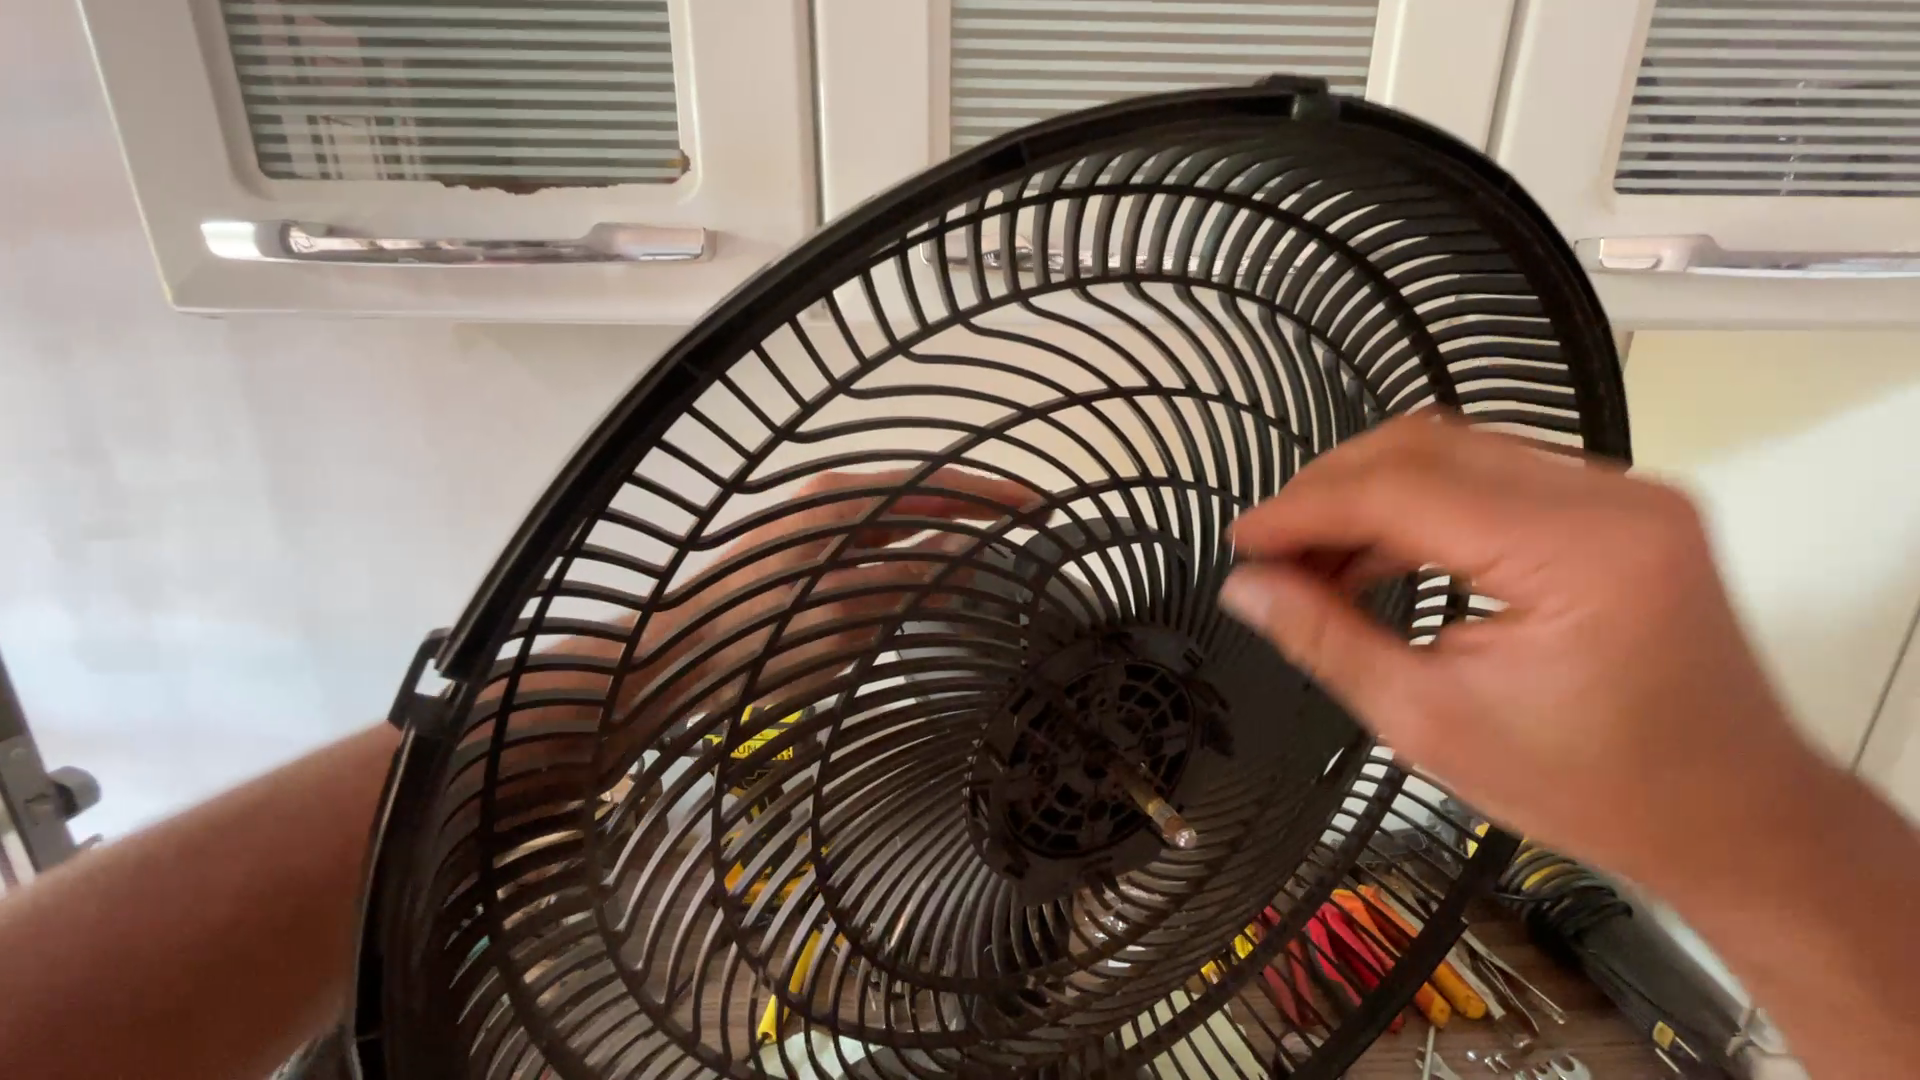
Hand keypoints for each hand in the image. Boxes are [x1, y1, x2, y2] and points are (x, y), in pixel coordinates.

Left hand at [636, 466, 1040, 723]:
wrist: (674, 657)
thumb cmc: (756, 641)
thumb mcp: (842, 616)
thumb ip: (910, 580)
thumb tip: (972, 555)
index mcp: (843, 505)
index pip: (937, 486)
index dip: (993, 496)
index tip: (1042, 507)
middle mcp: (834, 501)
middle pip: (924, 492)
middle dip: (979, 504)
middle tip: (1032, 524)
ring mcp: (819, 522)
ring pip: (904, 514)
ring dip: (952, 524)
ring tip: (999, 541)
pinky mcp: (811, 548)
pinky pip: (882, 537)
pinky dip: (920, 545)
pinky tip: (936, 565)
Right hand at [1217, 415, 1812, 882]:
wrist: (1735, 818)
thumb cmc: (1589, 789)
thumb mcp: (1427, 723)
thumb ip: (1325, 638)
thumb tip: (1243, 587)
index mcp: (1577, 552)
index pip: (1402, 489)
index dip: (1304, 508)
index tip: (1240, 541)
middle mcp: (1610, 497)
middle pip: (1424, 447)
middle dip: (1326, 490)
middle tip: (1268, 548)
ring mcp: (1619, 494)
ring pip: (1449, 450)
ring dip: (1363, 493)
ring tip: (1308, 556)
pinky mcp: (1610, 508)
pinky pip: (1483, 476)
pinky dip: (1410, 506)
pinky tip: (1367, 554)